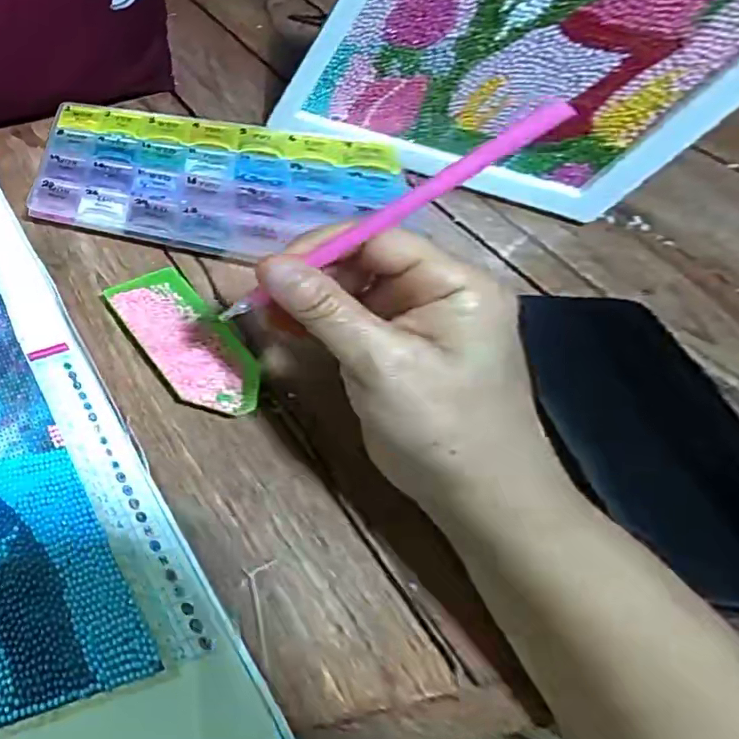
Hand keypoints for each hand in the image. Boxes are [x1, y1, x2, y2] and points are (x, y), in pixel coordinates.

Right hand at [254, 229, 571, 519]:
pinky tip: (285, 332)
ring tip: (267, 318)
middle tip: (261, 300)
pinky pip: (343, 316)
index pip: (377, 239)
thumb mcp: (377, 361)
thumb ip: (322, 308)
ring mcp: (411, 318)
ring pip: (344, 288)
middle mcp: (434, 291)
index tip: (269, 270)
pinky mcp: (390, 343)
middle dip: (306, 277)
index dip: (321, 247)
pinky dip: (311, 321)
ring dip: (302, 300)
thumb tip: (266, 264)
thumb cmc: (441, 425)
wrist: (478, 498)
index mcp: (453, 283)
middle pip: (357, 260)